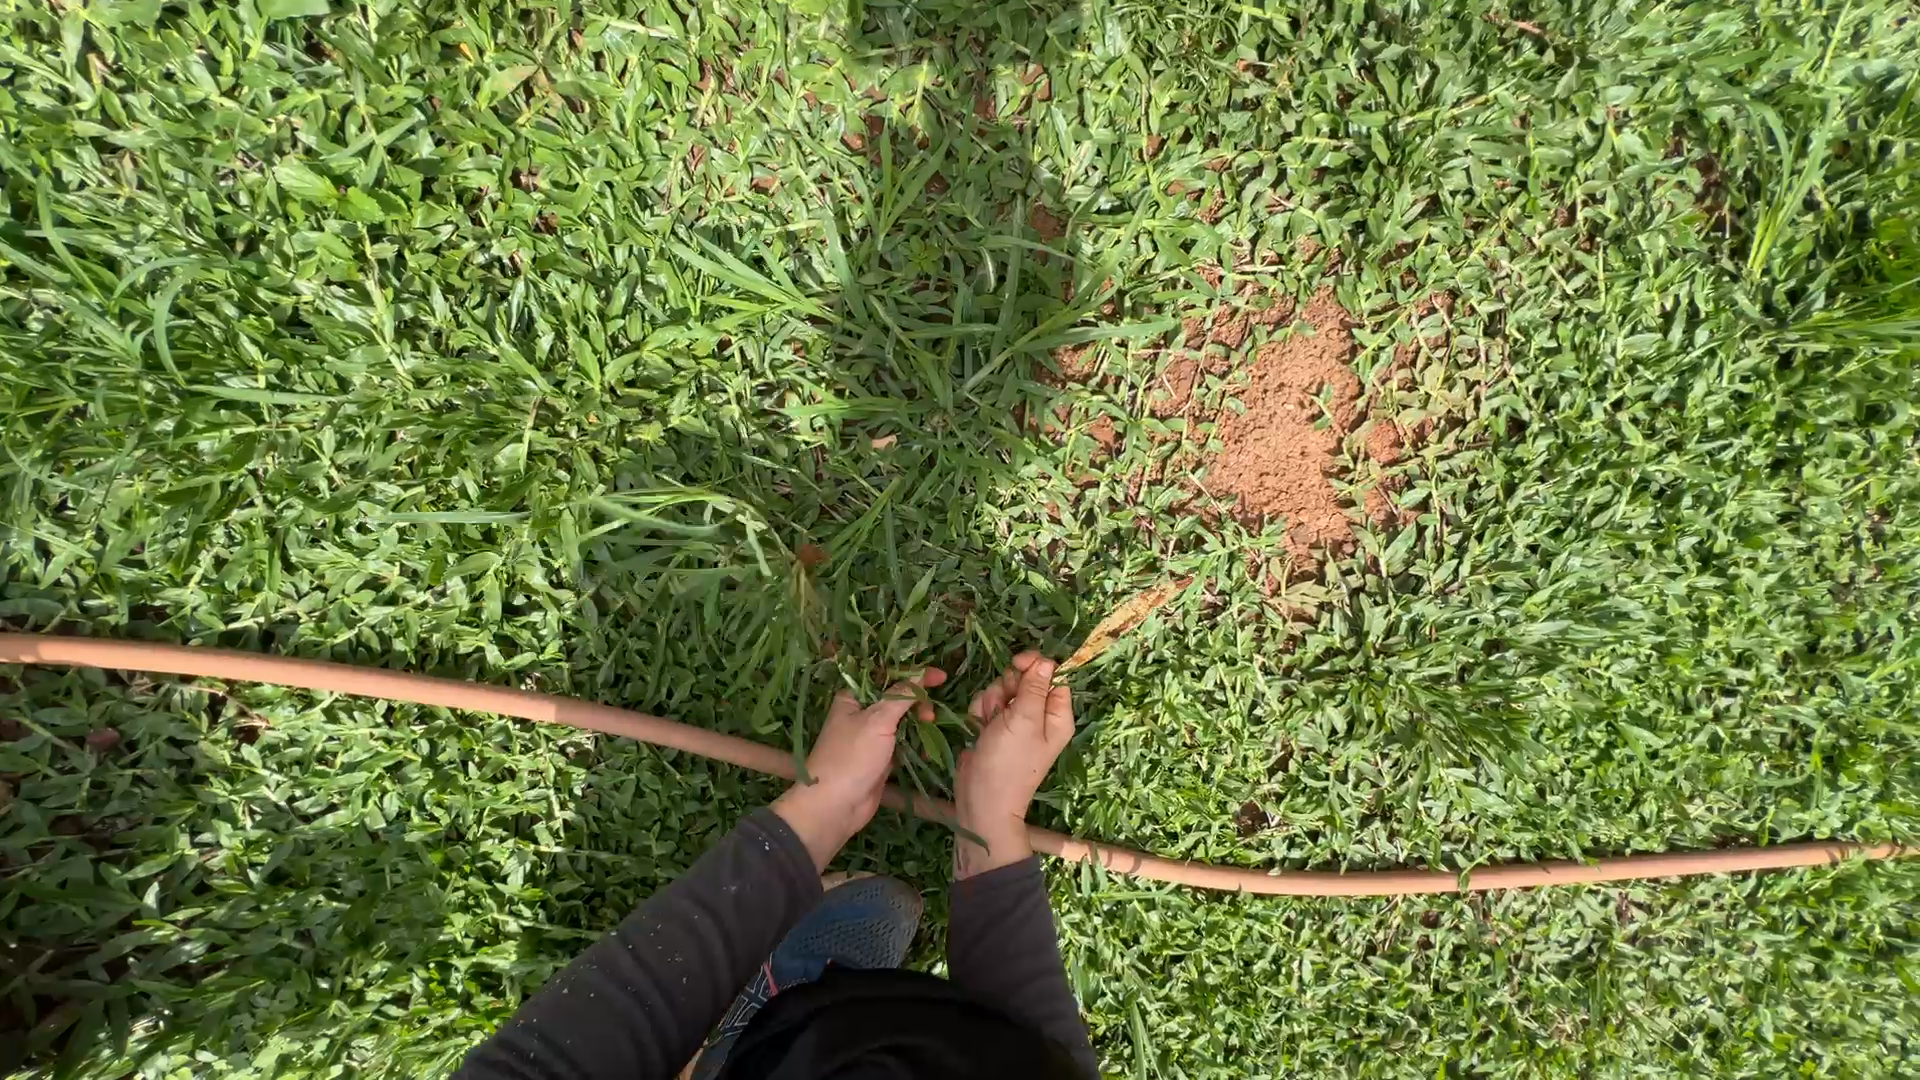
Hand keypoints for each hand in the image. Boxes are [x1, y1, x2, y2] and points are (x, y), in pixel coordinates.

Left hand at [772, 668, 945, 870]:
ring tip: (929, 729)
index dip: (914, 675)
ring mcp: (872, 737)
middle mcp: (862, 713)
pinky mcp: (881, 758)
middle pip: (898, 699)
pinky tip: (926, 750)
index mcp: (855, 697)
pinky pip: (904, 744)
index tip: (941, 677)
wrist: (834, 806)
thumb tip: (921, 673)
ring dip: (919, 724)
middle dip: (918, 703)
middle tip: (930, 715)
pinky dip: (916, 744)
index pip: (888, 676)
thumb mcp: (878, 719)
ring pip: (903, 722)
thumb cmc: (852, 756)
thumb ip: (902, 695)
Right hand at [955, 651, 1072, 878]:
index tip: (1017, 664)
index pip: (1052, 675)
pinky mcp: (995, 728)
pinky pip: (987, 704)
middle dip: (1006, 687)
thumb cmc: (1007, 762)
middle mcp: (1039, 717)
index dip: (1034, 666)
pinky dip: (980, 712)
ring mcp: (1016, 723)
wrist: (981, 800)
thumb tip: (1046, 660)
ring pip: (1002, 690)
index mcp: (1056, 715)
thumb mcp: (1023, 720)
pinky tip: (978, 728)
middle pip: (1024, 679)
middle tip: (1002, 707)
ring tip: (988, 723)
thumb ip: (1034, 687)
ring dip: (990, 701)